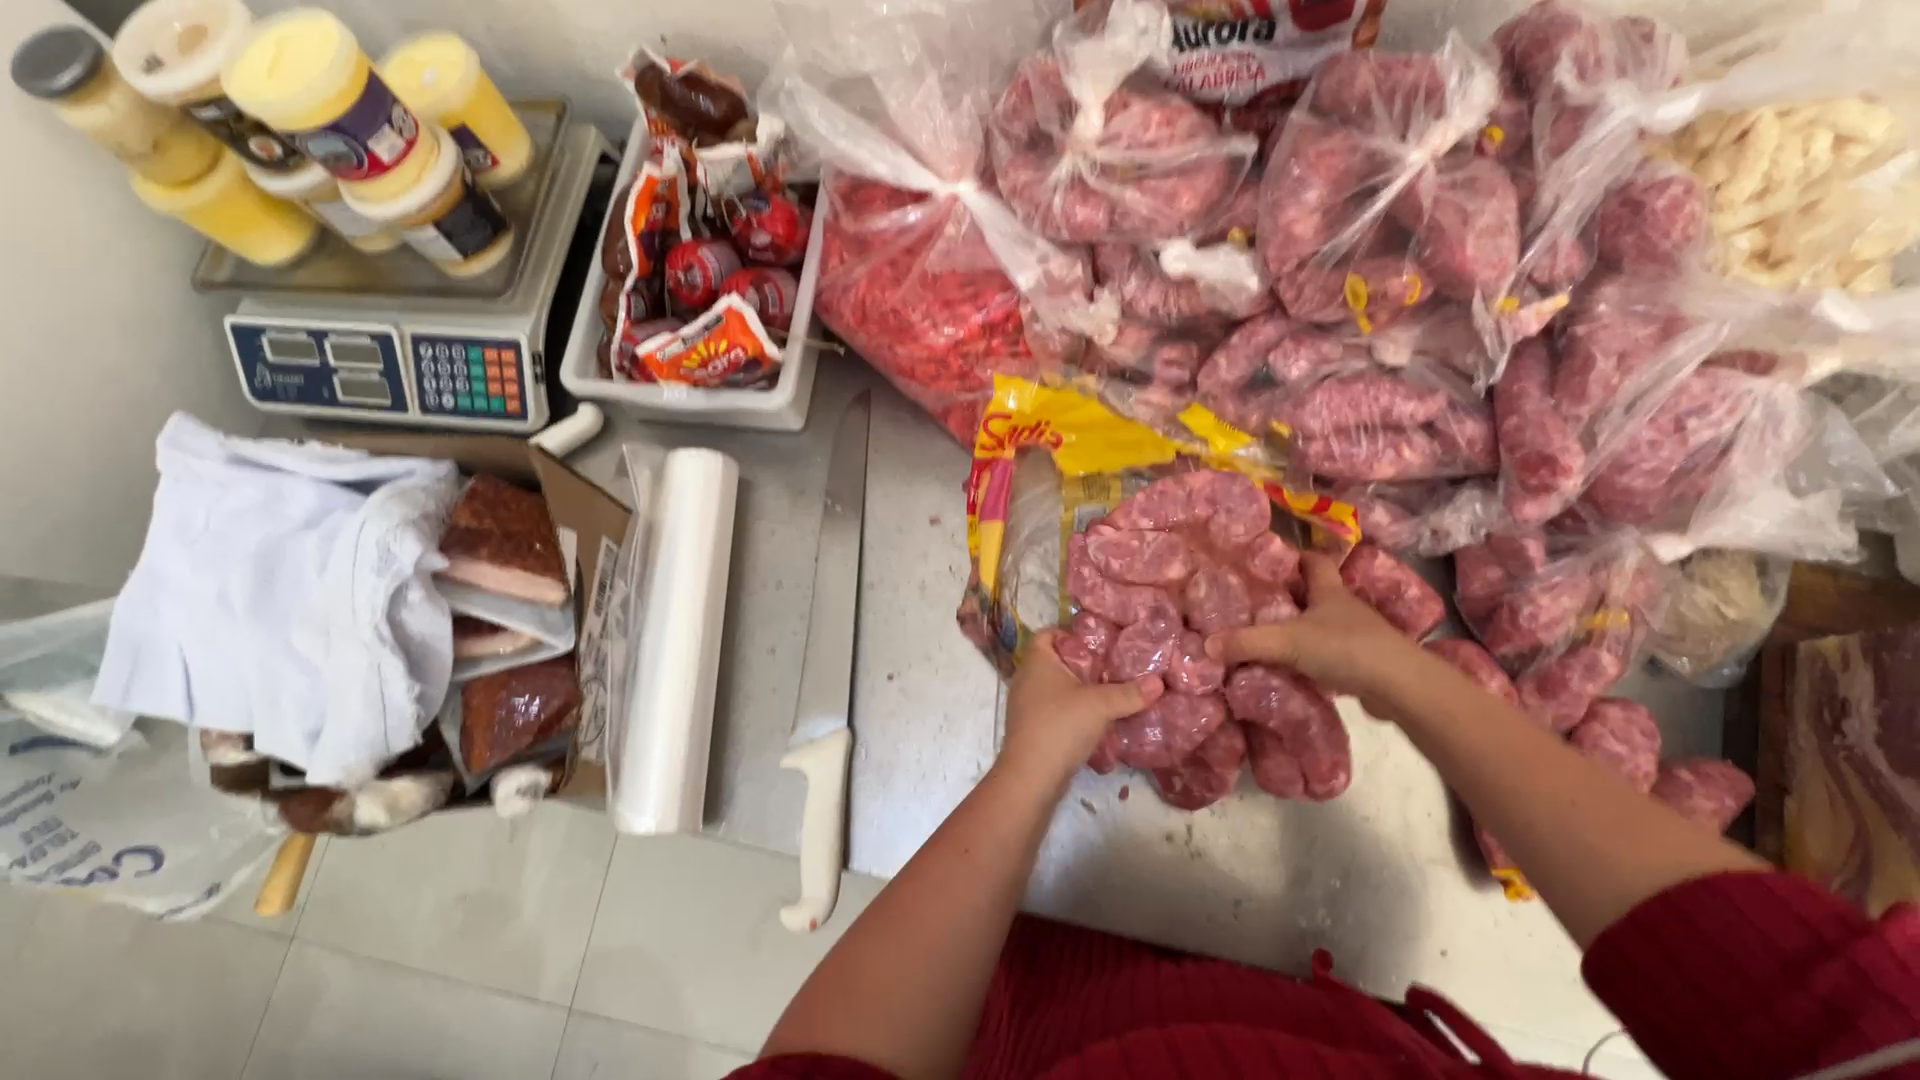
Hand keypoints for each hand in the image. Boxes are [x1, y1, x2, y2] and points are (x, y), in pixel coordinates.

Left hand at [1000, 630, 1163, 788]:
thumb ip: (1129, 693)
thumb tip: (1159, 682)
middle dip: (1084, 663)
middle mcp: (1027, 678)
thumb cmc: (1061, 726)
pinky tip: (1098, 720)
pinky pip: (1056, 709)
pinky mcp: (1033, 727)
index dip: (1071, 633)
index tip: (1099, 642)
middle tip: (1113, 667)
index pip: (1048, 633)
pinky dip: (1074, 711)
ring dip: (1081, 690)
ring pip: (1057, 687)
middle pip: (1056, 660)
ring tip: (1111, 692)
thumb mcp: (1100, 705)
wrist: (1032, 776)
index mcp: (1037, 661)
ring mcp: (1027, 704)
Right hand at [1206, 552, 1426, 711]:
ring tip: (1266, 635)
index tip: (1273, 558)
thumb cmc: (1345, 647)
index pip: (1314, 562)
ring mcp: (1356, 636)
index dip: (1296, 556)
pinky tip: (1290, 669)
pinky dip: (1309, 659)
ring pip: (1321, 625)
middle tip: (1256, 600)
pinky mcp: (1360, 664)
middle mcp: (1344, 608)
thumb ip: (1246, 642)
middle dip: (1290, 595)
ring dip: (1300, 629)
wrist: (1399, 686)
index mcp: (1329, 591)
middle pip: (1316, 594)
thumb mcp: (1287, 641)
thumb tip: (1206, 644)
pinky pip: (1328, 655)